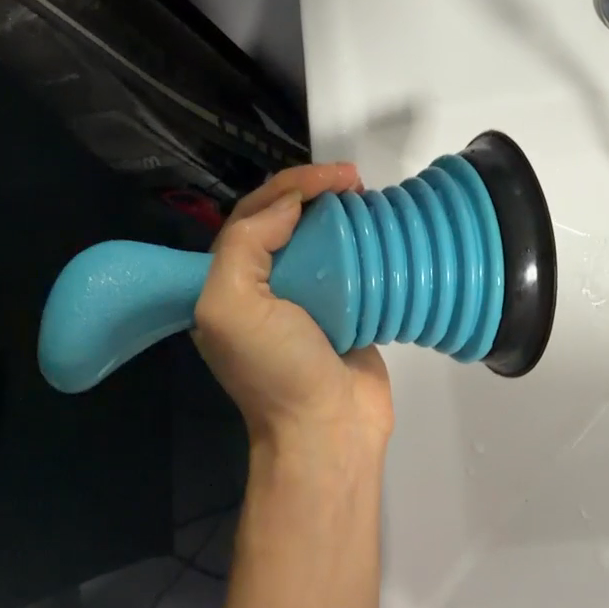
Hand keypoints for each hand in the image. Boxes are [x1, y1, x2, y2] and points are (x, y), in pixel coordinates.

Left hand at [193, 164, 394, 446]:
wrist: (327, 430)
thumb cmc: (277, 371)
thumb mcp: (231, 307)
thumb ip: (244, 245)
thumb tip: (291, 206)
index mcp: (226, 284)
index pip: (253, 214)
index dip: (291, 185)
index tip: (335, 177)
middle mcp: (263, 287)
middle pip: (288, 219)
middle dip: (317, 190)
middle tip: (356, 181)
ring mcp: (306, 300)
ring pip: (321, 238)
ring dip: (344, 212)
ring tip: (370, 199)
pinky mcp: (344, 312)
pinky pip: (351, 265)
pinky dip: (364, 243)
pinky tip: (382, 232)